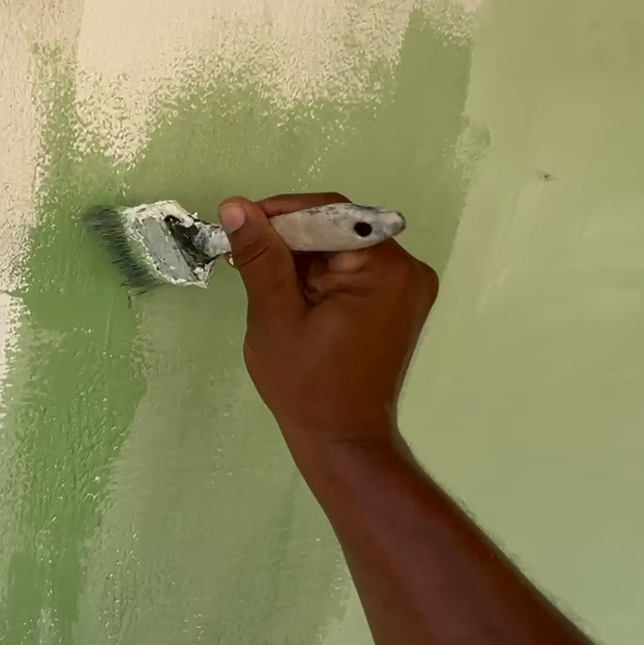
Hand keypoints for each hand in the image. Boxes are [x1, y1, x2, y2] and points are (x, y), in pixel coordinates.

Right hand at [221, 193, 438, 449]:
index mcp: (385, 269)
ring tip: (262, 278)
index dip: (280, 212)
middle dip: (288, 238)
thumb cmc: (305, 384)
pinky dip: (318, 275)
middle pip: (338, 229)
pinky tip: (289, 293)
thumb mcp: (274, 315)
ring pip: (342, 249)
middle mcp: (407, 269)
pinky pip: (352, 270)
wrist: (341, 438)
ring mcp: (406, 287)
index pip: (330, 213)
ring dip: (300, 257)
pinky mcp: (397, 303)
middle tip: (244, 256)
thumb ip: (260, 257)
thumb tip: (236, 206)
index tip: (239, 226)